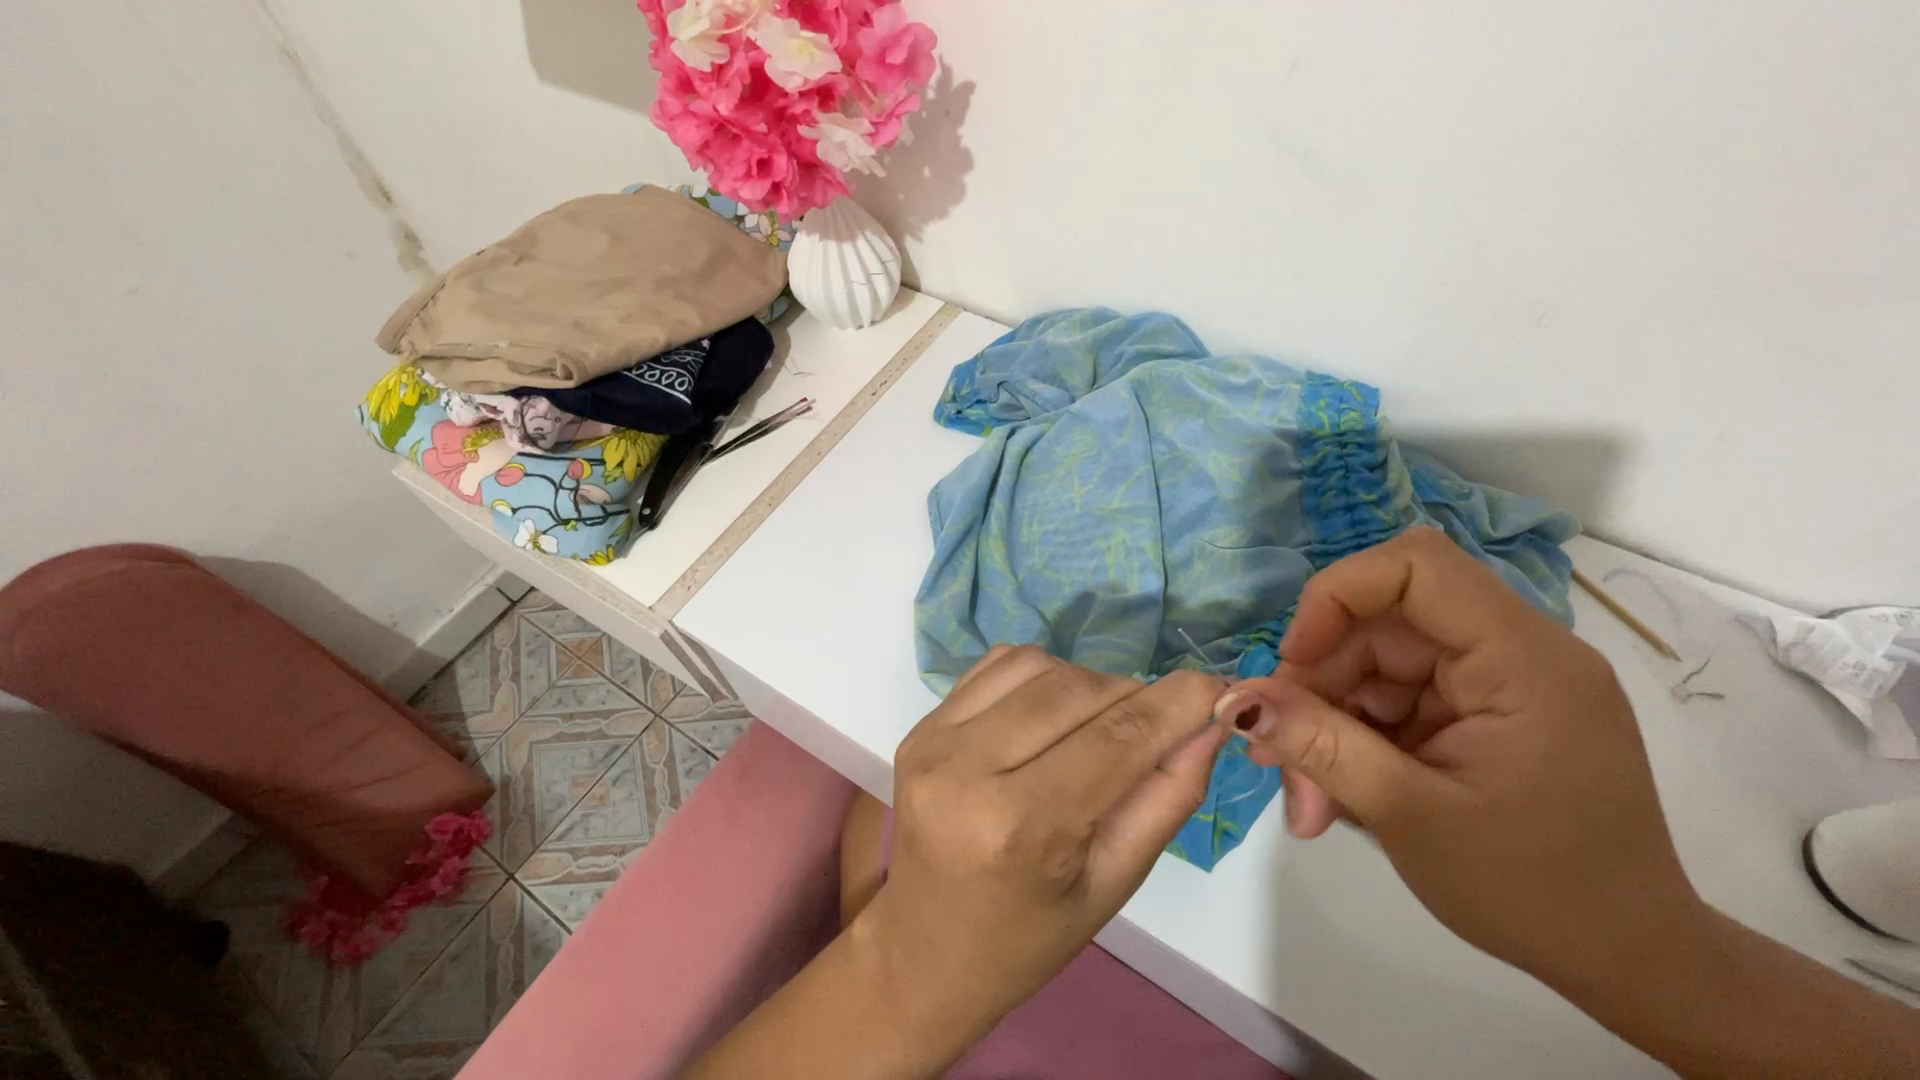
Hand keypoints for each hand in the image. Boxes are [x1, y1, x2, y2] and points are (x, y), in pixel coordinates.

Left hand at [863, 646, 1227, 1050]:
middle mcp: (966, 769)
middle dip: (1135, 697)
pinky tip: (1049, 716)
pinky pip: (998, 665)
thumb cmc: (1029, 936)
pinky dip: (1040, 676)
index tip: (1217, 689)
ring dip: (1088, 684)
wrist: (926, 948)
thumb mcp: (1114, 883)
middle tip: (1157, 728)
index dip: (1177, 704)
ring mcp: (933, 740)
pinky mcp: (918, 725)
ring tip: (1098, 729)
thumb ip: (1168, 797)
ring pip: (1041, 666)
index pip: (1118, 738)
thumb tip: (1211, 722)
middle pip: (1080, 690)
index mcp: (1021, 827)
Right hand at [1215, 527, 1703, 985]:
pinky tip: (1338, 793)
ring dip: (1331, 721)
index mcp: (1524, 660)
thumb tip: (1233, 702)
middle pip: (1385, 623)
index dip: (1337, 596)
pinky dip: (1359, 737)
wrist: (1624, 958)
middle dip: (1320, 684)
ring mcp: (1502, 682)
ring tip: (1309, 802)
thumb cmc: (1531, 890)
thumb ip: (1319, 746)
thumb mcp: (1409, 815)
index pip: (1417, 567)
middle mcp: (1517, 652)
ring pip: (1380, 665)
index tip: (1292, 663)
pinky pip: (1399, 698)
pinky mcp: (1487, 712)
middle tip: (1277, 757)